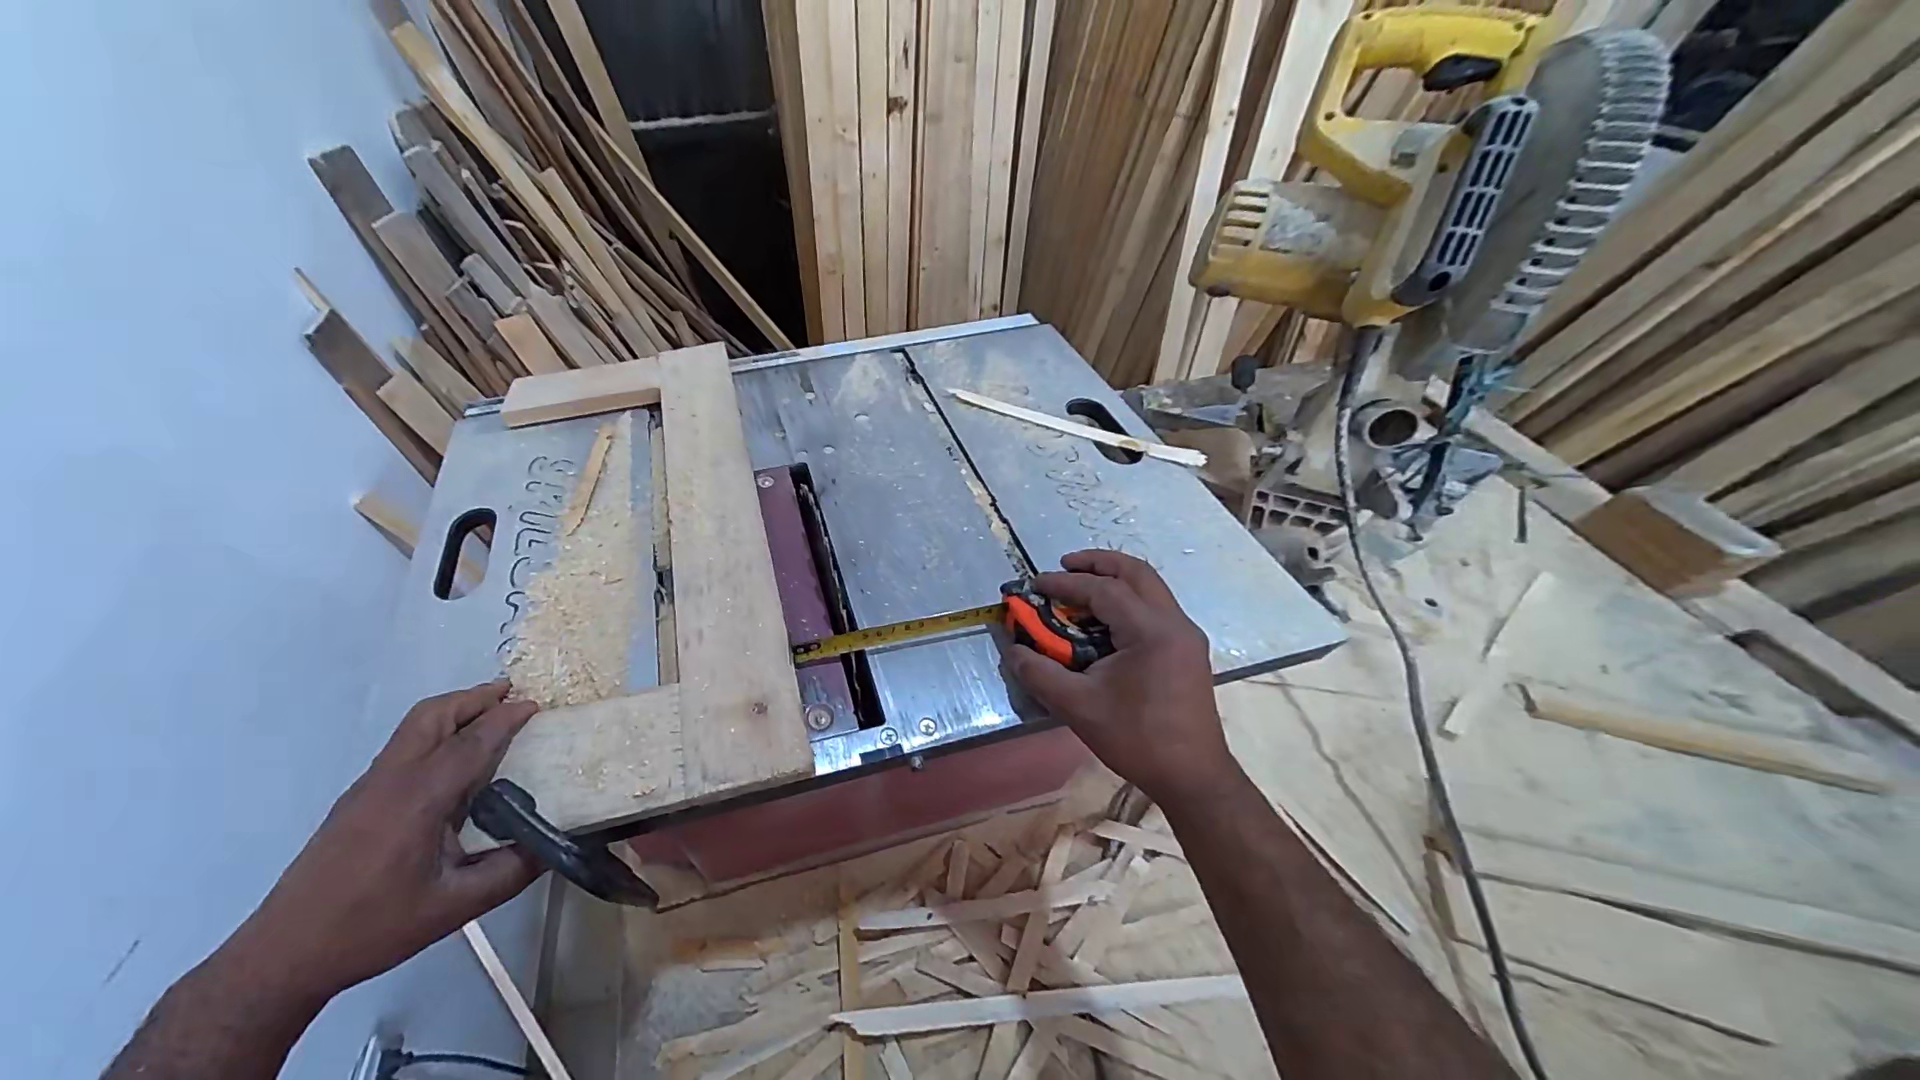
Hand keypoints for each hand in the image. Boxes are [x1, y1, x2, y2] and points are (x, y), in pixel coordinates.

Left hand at [219, 682, 540, 1000]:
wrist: (283, 955)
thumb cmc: (373, 927)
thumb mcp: (457, 905)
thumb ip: (513, 870)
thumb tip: (555, 845)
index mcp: (419, 799)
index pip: (470, 741)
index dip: (506, 718)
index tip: (537, 705)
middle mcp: (392, 780)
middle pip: (433, 715)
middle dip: (475, 697)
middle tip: (513, 694)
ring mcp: (369, 787)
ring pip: (414, 727)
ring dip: (455, 711)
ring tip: (491, 716)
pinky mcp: (358, 799)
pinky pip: (405, 746)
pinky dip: (438, 732)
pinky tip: (458, 760)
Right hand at [1004, 550, 1240, 807]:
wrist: (1193, 776)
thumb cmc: (1137, 740)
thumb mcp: (1079, 707)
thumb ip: (1040, 674)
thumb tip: (1012, 652)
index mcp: (1152, 630)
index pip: (1104, 590)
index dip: (1066, 584)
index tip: (1035, 585)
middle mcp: (1175, 623)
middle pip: (1136, 572)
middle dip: (1097, 563)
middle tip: (1064, 566)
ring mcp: (1186, 636)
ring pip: (1150, 588)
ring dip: (1115, 580)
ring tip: (1081, 588)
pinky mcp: (1187, 650)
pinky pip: (1155, 608)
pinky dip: (1128, 601)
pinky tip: (1104, 620)